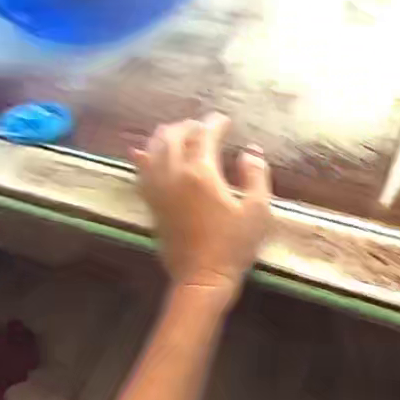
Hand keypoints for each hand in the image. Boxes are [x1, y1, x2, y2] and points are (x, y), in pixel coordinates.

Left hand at [134, 114, 271, 301]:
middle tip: (203, 127)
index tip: (225, 120)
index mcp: (201, 173)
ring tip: (178, 134)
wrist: (202, 278)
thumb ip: (256, 176)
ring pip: (153, 149)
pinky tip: (142, 153)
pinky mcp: (151, 204)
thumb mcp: (258, 211)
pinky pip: (141, 171)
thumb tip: (250, 153)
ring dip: (166, 136)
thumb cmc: (234, 246)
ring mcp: (158, 189)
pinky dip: (143, 157)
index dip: (215, 124)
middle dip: (189, 126)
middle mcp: (174, 174)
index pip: (205, 136)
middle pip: (174, 136)